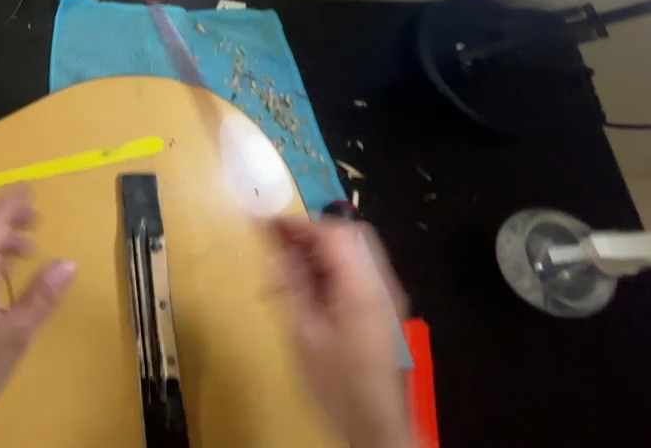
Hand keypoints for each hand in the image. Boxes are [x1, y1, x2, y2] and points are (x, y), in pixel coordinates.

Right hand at [270, 216, 414, 447]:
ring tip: (285, 267)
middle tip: (277, 242)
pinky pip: (355, 272)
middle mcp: (379, 285)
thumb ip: (294, 285)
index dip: (299, 224)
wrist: (377, 428)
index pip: (333, 234)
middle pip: (348, 235)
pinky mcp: (381, 310)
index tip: (266, 224)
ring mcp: (384, 297)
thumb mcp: (304, 333)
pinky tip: (305, 286)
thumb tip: (279, 252)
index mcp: (361, 287)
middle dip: (310, 233)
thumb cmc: (337, 383)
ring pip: (351, 252)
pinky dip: (329, 267)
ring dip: (317, 250)